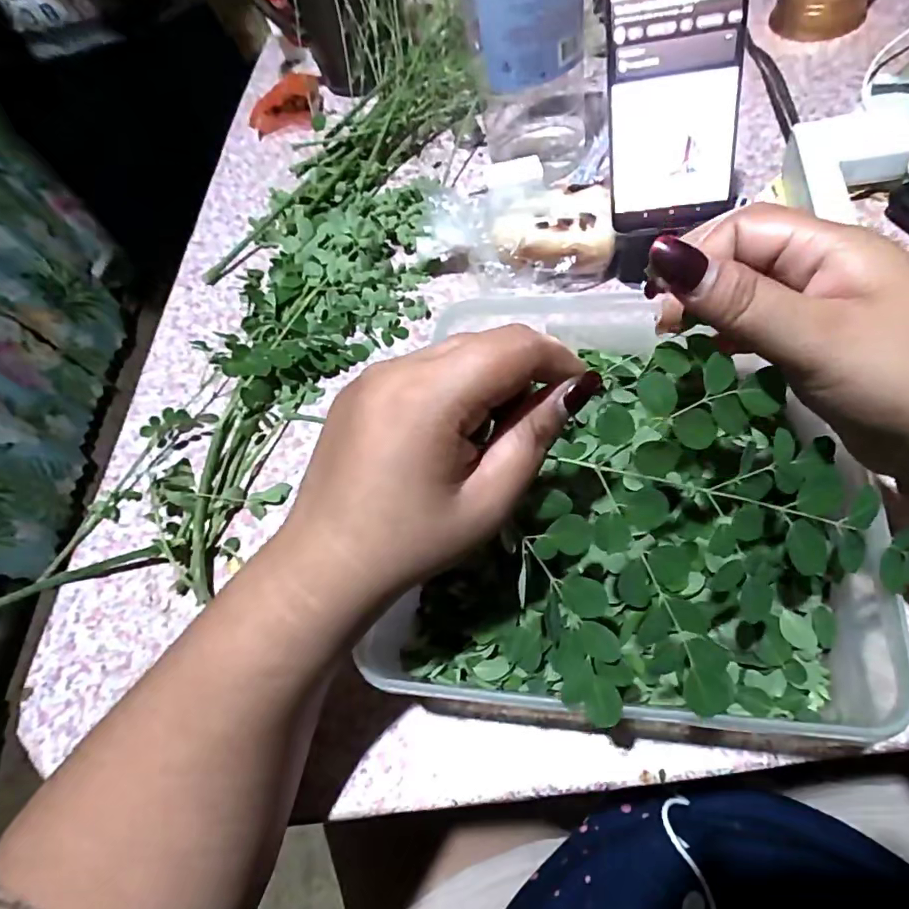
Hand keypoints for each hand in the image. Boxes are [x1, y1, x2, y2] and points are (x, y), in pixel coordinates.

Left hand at [262, 325, 593, 612]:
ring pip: (457, 352)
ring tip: (499, 433)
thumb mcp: (489, 500)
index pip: (513, 346)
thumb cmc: (415, 543)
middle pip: (485, 342)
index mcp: (429, 394)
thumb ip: (533, 437)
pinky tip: (459, 431)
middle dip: (528, 368)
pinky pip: (428, 369)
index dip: (558, 359)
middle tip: (543, 418)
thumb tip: (571, 392)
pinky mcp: (363, 388)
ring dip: (494, 377)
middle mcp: (398, 368)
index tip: (582, 390)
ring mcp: (374, 374)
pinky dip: (461, 385)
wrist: (327, 565)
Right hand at [646, 204, 908, 477]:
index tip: (660, 302)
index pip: (748, 227)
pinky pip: (772, 332)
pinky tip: (718, 358)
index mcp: (833, 245)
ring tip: (680, 343)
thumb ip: (742, 299)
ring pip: (757, 297)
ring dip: (716, 313)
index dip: (699, 255)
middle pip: (749, 258)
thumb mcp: (815, 335)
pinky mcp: (827, 352)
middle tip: (664, 328)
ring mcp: (830, 313)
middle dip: (702, 284)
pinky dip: (739, 340)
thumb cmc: (897, 377)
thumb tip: (666, 255)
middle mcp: (829, 270)